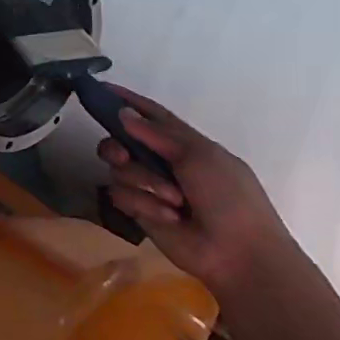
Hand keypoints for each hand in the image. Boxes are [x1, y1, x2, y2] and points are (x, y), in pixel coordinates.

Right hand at [98, 85, 297, 294]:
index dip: (127, 99)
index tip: (100, 87)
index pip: (150, 114)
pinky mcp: (139, 211)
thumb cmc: (229, 197)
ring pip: (119, 169)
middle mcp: (160, 161)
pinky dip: (144, 204)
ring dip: (145, 182)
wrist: (238, 252)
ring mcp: (149, 187)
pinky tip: (168, 217)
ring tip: (173, 201)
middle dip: (118, 146)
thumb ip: (157, 134)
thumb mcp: (199, 156)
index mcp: (182, 143)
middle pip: (121, 141)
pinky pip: (121, 195)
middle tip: (123, 155)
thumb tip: (123, 113)